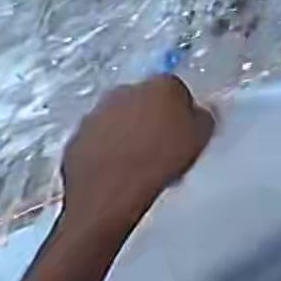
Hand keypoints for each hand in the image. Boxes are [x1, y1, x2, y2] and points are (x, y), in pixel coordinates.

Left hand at [60, 75, 213, 227]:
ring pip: (118, 118)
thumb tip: (200, 111)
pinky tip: (115, 170)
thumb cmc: (161, 161)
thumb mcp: (202, 136)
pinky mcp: (76, 137)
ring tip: (136, 161)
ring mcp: (96, 114)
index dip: (180, 111)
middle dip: (151, 117)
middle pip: (144, 100)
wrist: (110, 196)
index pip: (176, 89)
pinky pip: (96, 139)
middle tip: (159, 145)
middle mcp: (126, 90)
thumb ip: (205, 115)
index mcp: (161, 84)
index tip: (181, 130)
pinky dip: (104, 149)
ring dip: (126, 131)